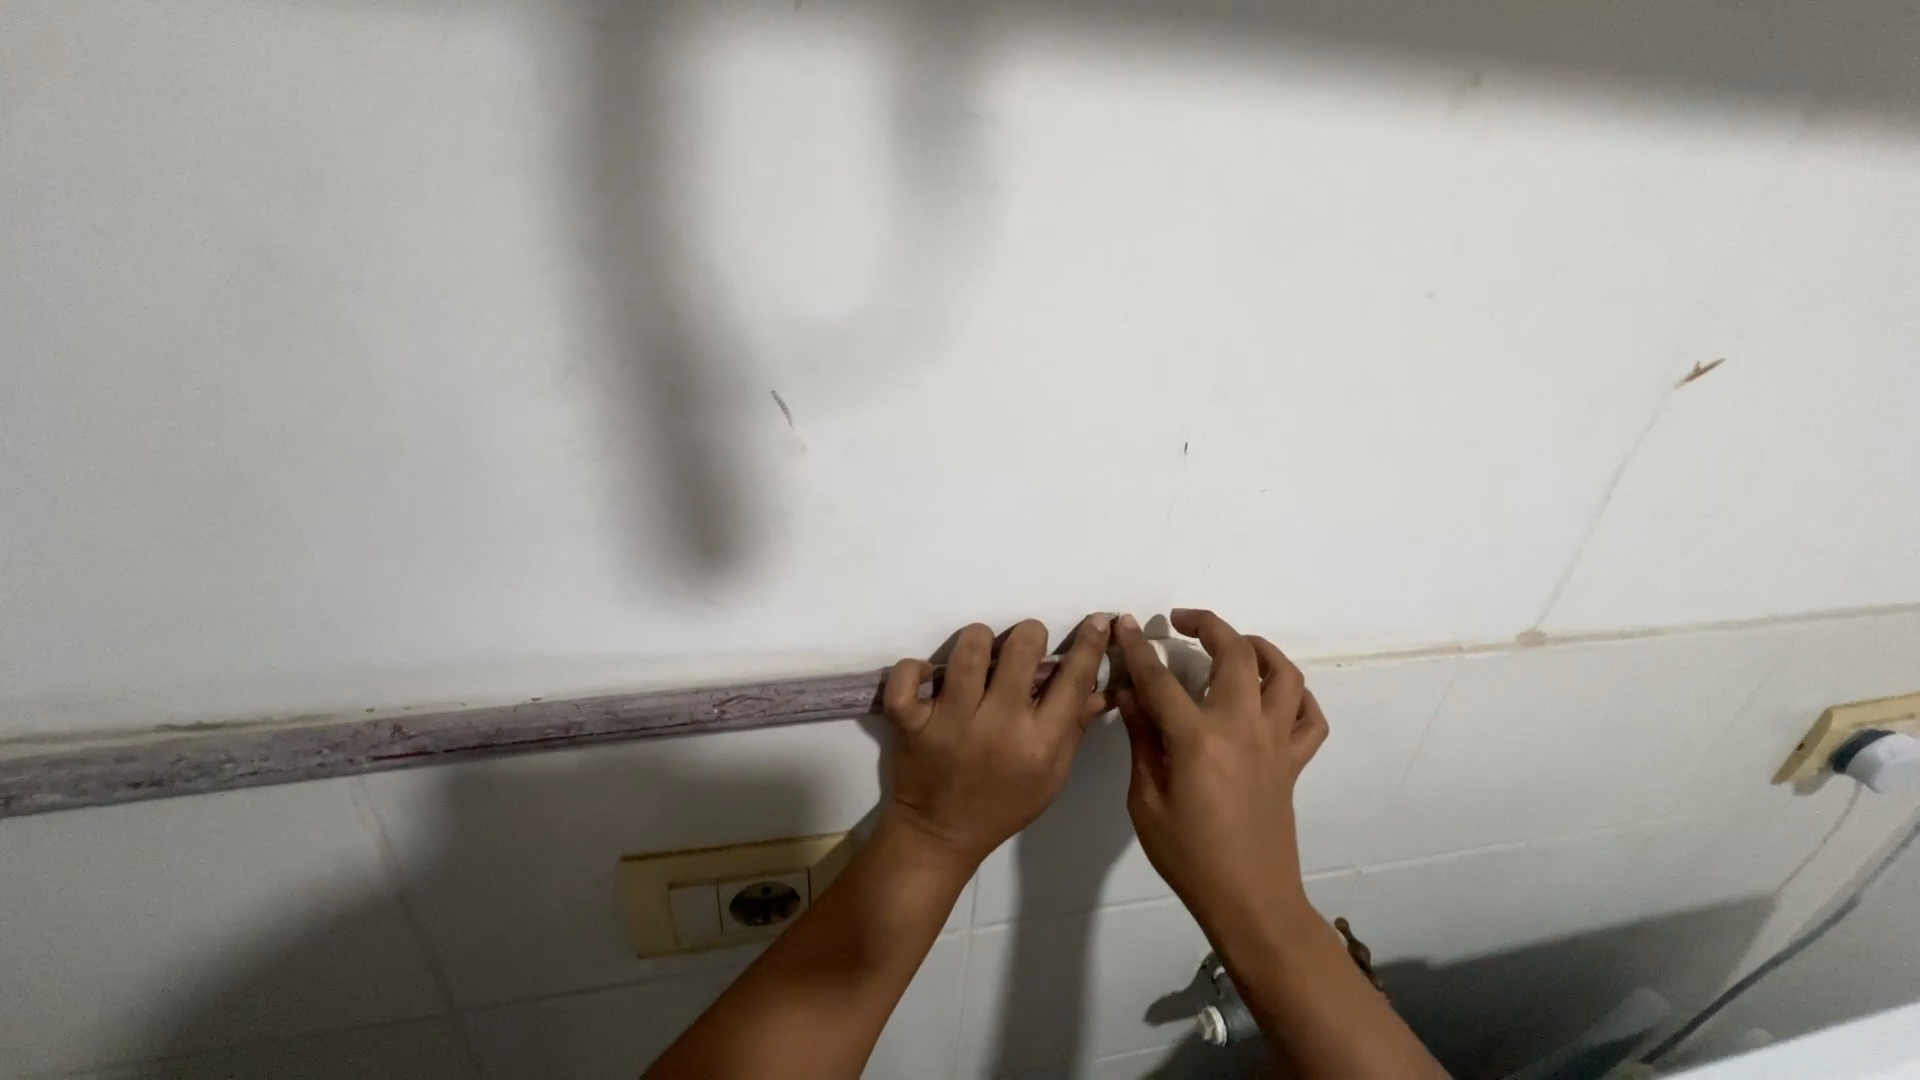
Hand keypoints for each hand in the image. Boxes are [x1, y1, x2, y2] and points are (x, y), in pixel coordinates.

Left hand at [880, 614, 1113, 866]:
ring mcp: (951, 723)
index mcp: (1039, 742)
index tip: (1097, 621)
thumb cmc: (1003, 805)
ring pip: (969, 651)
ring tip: (980, 654)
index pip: (1073, 680)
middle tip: (1023, 646)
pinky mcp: (912, 723)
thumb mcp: (1051, 776)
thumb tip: (1101, 688)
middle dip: (1029, 635)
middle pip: (1021, 649)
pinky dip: (913, 669)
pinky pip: (907, 678)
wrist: (941, 835)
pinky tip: (928, 675)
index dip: (1090, 644)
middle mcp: (998, 726)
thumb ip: (1073, 729)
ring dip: (978, 641)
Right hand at [1112, 609, 1328, 944]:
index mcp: (1198, 739)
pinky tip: (1272, 693)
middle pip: (1235, 654)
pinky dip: (1296, 694)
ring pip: (1283, 674)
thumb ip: (1141, 739)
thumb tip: (1131, 694)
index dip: (1138, 647)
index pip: (1160, 679)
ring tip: (1232, 645)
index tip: (1124, 623)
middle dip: (1207, 625)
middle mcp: (1242, 728)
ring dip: (1258, 647)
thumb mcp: (1145, 800)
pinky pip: (1310, 716)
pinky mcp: (1295, 761)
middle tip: (1180, 621)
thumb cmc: (1188, 856)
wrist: (1251, 899)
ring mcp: (1276, 742)